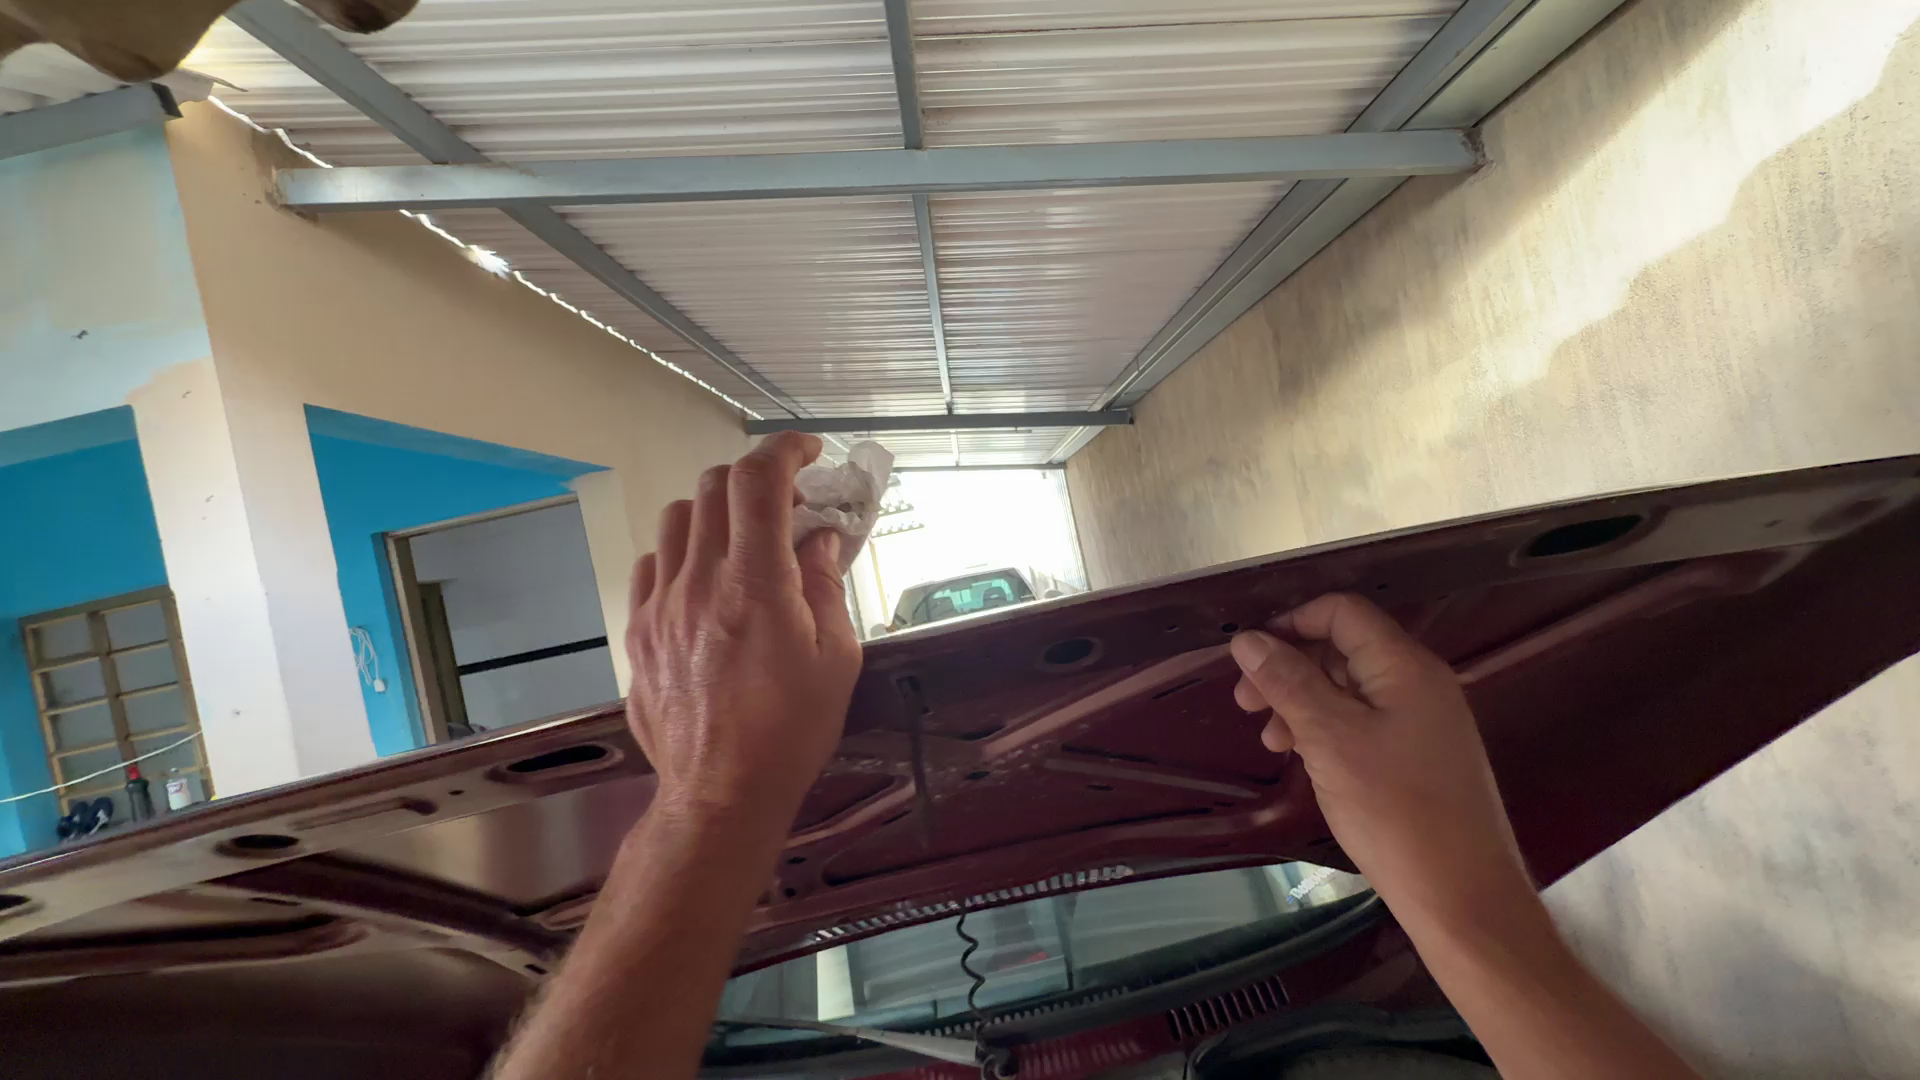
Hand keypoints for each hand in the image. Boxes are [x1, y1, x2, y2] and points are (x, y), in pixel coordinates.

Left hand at [625, 432, 862, 818]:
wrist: (721, 792)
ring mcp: (661, 604)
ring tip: (746, 540)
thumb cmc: (791, 729)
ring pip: (678, 517)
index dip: (785, 450)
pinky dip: (684, 551)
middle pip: (715, 487)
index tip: (809, 453)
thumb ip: (826, 585)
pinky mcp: (639, 629)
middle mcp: (701, 582)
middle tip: (789, 505)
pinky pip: (653, 562)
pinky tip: (706, 578)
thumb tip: (819, 540)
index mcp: (757, 585)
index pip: (758, 482)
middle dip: (757, 478)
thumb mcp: (837, 657)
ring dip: (719, 511)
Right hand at [1230, 593, 1538, 933]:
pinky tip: (1299, 756)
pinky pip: (1360, 720)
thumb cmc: (1394, 810)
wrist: (1463, 899)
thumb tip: (1247, 640)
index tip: (1249, 657)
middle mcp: (1417, 682)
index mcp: (1404, 667)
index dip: (1291, 623)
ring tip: (1270, 740)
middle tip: (1246, 703)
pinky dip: (1323, 728)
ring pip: (1346, 687)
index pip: (1341, 612)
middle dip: (1288, 667)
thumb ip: (1287, 682)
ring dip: (1299, 702)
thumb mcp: (1328, 738)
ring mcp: (1420, 719)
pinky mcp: (1416, 753)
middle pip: (1340, 648)